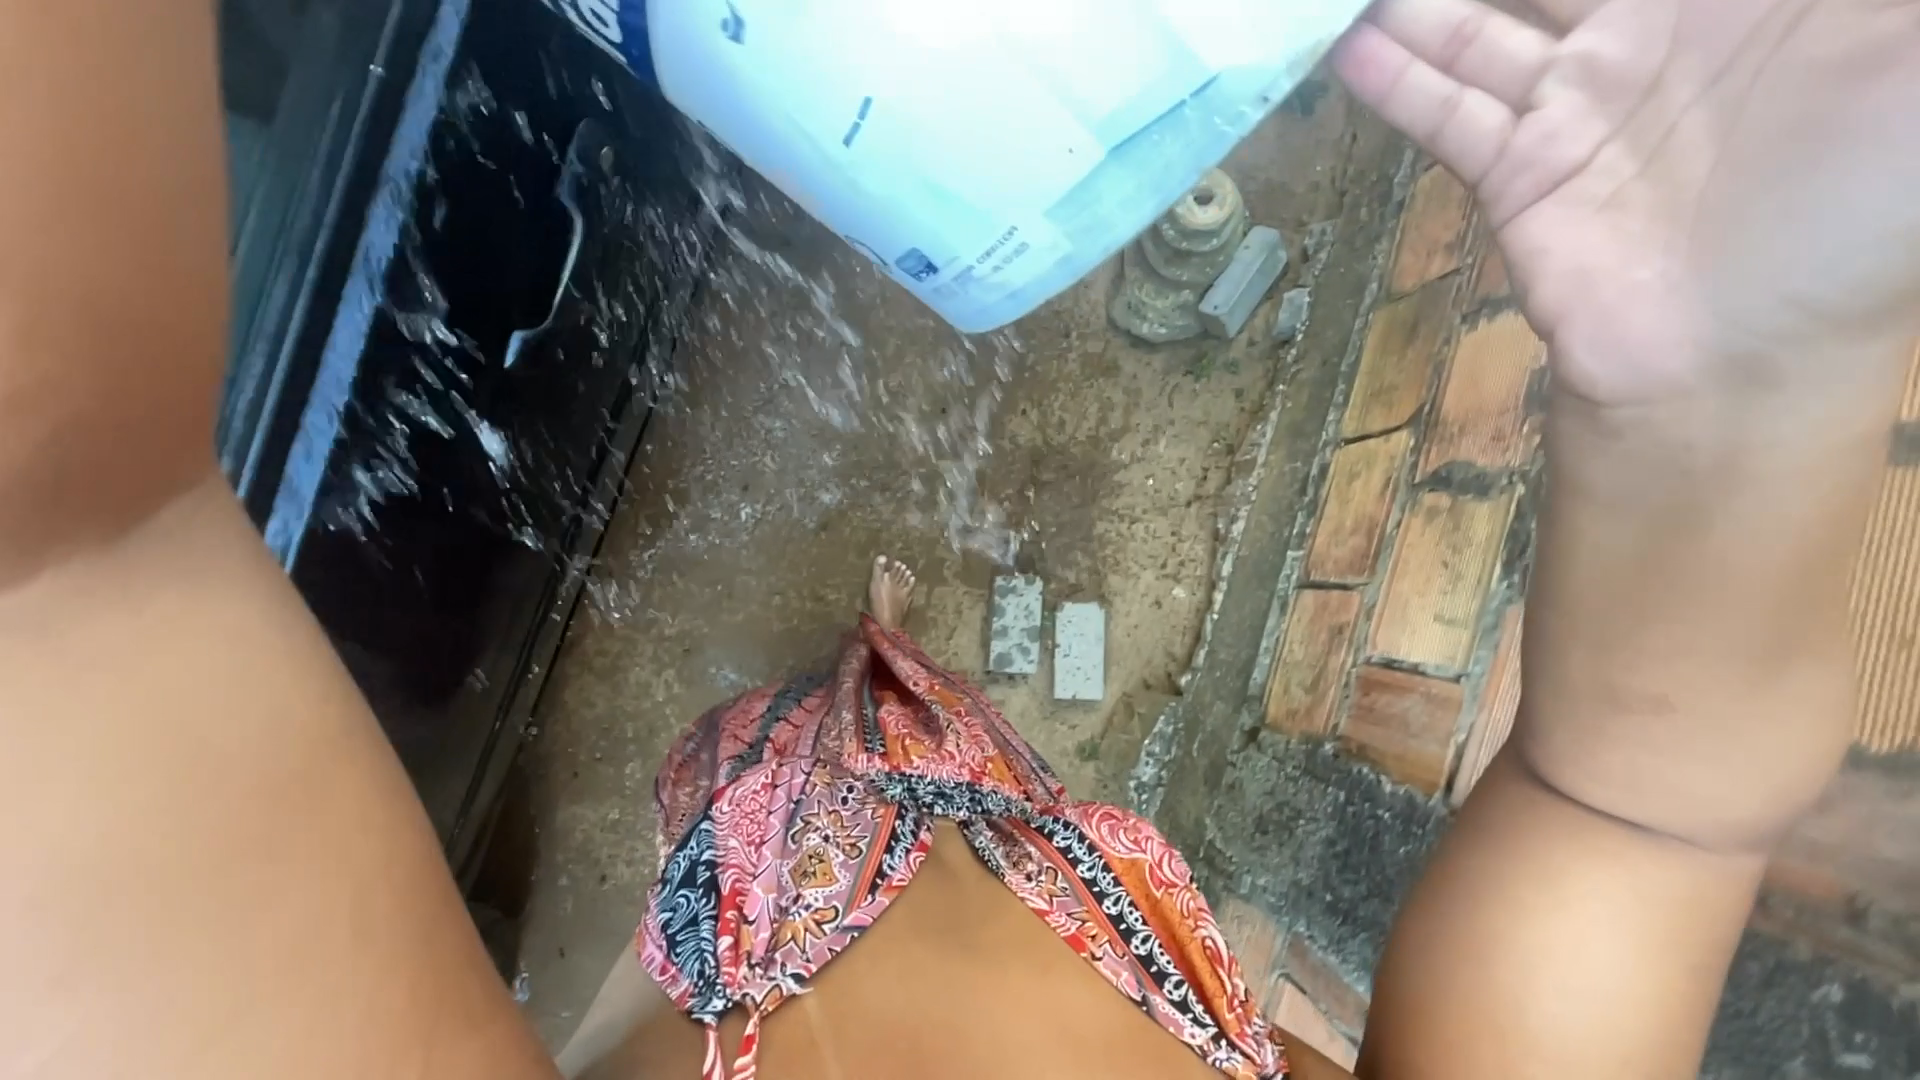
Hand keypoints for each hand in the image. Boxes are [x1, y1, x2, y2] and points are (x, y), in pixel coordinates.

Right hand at [1333, 0, 1919, 409]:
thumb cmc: (1868, 202)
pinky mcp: (1517, 172)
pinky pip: (1450, 114)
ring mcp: (1577, 102)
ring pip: (1482, 29)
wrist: (1739, 356)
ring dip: (1424, 8)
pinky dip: (1397, 85)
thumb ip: (1865, 5)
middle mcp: (1660, 25)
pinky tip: (1351, 49)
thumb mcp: (1917, 55)